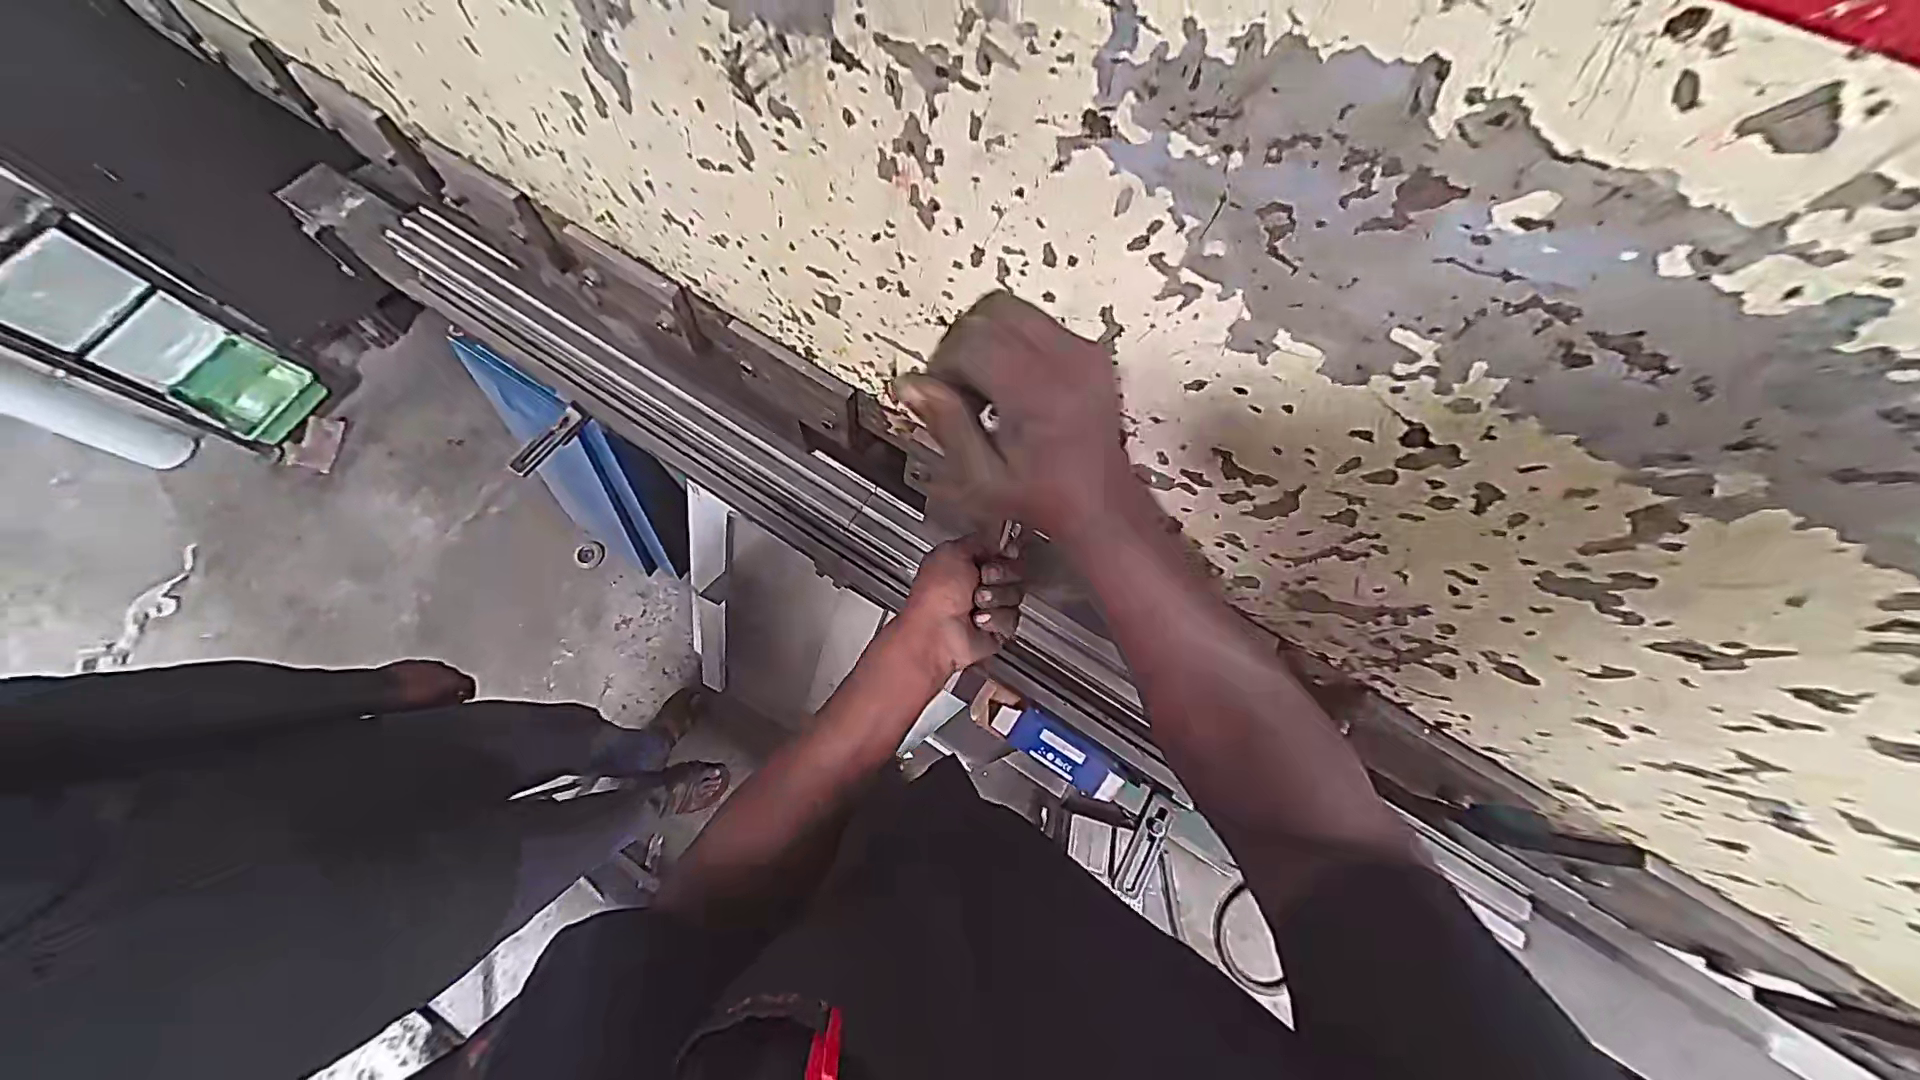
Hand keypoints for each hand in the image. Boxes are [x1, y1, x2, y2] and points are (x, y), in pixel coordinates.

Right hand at [894, 291, 1137, 540]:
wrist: (1098, 503)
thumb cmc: (1050, 498)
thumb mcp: (983, 478)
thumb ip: (947, 426)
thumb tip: (914, 386)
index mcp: (1038, 392)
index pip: (970, 340)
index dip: (942, 366)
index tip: (940, 395)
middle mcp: (1066, 363)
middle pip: (989, 313)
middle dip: (960, 347)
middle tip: (957, 389)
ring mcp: (1082, 354)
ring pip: (1012, 310)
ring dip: (984, 341)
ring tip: (983, 388)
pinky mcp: (1089, 354)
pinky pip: (1036, 324)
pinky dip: (1011, 344)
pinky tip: (1008, 385)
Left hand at [895, 535, 1024, 676]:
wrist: (937, 632)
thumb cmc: (936, 595)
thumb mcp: (954, 551)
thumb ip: (981, 540)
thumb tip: (999, 538)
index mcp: (964, 562)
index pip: (1000, 551)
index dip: (1004, 553)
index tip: (1002, 554)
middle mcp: (976, 583)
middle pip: (1013, 571)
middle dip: (1000, 575)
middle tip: (982, 579)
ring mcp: (988, 606)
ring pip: (1015, 594)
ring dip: (996, 597)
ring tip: (976, 603)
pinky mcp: (996, 628)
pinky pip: (1012, 617)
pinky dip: (995, 618)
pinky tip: (979, 620)